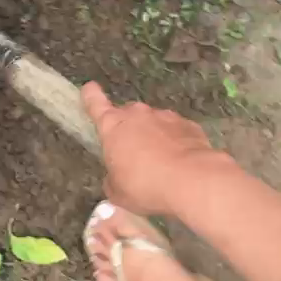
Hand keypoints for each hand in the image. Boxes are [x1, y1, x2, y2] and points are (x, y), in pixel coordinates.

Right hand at [81, 82, 235, 218]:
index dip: (91, 95)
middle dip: (129, 130)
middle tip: (133, 154)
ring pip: (154, 123)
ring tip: (160, 164)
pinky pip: (176, 132)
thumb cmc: (144, 184)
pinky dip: (175, 143)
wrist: (190, 179)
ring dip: (153, 137)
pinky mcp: (188, 125)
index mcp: (113, 126)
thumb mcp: (118, 192)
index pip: (95, 103)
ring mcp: (165, 117)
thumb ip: (113, 179)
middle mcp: (137, 114)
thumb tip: (117, 177)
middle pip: (127, 115)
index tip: (90, 88)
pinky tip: (180, 164)